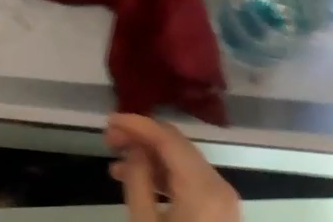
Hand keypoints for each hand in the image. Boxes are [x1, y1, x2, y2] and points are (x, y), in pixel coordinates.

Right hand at [106, 113, 240, 221]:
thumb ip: (138, 181)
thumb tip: (135, 148)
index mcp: (204, 188)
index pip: (168, 139)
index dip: (137, 125)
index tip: (109, 121)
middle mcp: (220, 186)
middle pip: (178, 147)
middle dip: (142, 139)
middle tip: (108, 140)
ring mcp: (224, 202)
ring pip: (184, 164)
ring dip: (151, 158)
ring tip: (115, 163)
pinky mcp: (221, 215)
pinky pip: (191, 183)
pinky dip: (165, 178)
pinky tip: (137, 182)